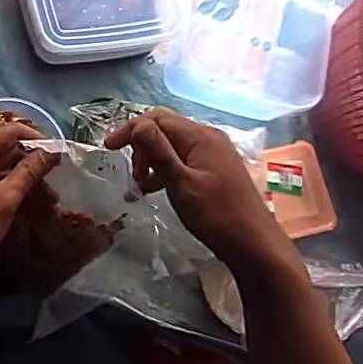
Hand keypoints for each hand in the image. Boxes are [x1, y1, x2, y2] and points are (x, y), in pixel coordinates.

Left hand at [0, 123, 59, 280]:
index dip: (39, 141)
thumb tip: (52, 150)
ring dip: (22, 182)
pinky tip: (22, 206)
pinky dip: (7, 191)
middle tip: (55, 188)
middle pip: (6, 150)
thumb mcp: (4, 199)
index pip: (13, 131)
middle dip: (32, 166)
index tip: (60, 158)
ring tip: (46, 203)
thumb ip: (29, 172)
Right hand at [104, 109, 289, 267]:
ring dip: (151, 159)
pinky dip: (164, 169)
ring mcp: (213, 153)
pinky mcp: (215, 169)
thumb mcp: (180, 182)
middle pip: (164, 128)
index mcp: (199, 136)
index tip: (109, 149)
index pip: (156, 119)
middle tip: (132, 174)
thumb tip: (137, 124)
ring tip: (141, 185)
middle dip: (140, 145)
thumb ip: (158, 150)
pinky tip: (156, 189)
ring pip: (172, 145)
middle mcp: (208, 137)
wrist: (254, 244)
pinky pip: (182, 159)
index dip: (130, 130)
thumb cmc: (215, 214)